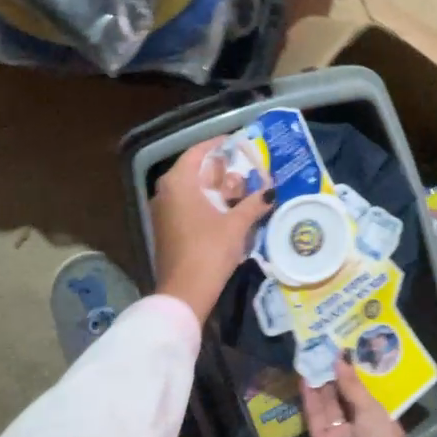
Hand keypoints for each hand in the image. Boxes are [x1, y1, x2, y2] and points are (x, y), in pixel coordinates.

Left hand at [151, 137, 272, 322]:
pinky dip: (209, 204)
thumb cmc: (209, 250)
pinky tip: (230, 213)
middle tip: (248, 175)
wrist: (184, 293)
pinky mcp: (168, 229)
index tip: (239, 143)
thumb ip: (254, 203)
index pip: (198, 152)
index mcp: (178, 183)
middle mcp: (166, 192)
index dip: (219, 145)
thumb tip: (271, 191)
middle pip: (197, 171)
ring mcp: (165, 212)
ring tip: (244, 195)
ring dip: (218, 190)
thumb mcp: (237, 224)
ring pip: (194, 190)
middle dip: (223, 172)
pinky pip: (189, 206)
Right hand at [302, 357, 426, 436]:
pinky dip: (309, 398)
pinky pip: (315, 417)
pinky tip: (304, 376)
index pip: (363, 394)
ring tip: (311, 355)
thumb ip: (353, 387)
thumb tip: (340, 359)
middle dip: (333, 375)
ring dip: (319, 382)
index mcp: (379, 421)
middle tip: (323, 348)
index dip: (352, 374)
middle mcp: (358, 428)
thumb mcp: (373, 412)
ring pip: (327, 405)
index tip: (342, 350)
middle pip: (342, 397)